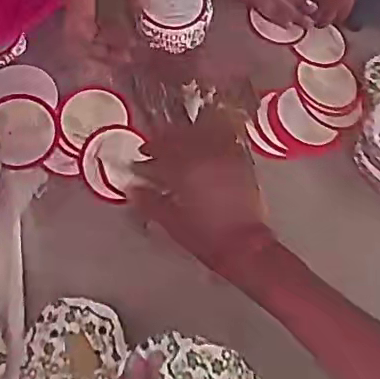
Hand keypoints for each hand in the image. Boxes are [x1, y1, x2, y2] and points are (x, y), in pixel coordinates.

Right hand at [45, 0, 145, 57]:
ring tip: (126, 51)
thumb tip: (146, 6)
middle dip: (102, 54)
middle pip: (81, 43)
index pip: (82, 36)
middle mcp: (75, 8)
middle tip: (128, 58)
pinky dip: (102, 34)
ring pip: (84, 36)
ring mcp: (75, 5)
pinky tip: (118, 33)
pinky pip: (88, 25)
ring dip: (102, 46)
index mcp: (80, 1)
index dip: (98, 50)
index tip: (121, 54)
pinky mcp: (79, 0)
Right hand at [130, 95, 276, 279]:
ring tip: (180, 141)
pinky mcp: (242, 163)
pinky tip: (207, 147)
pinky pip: (225, 139)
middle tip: (157, 147)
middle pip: (181, 136)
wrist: (245, 247)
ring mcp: (226, 158)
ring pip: (202, 131)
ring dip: (188, 133)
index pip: (162, 149)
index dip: (150, 149)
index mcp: (185, 170)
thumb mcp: (171, 222)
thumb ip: (149, 201)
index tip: (143, 154)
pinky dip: (212, 137)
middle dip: (166, 139)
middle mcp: (206, 158)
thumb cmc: (209, 238)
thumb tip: (134, 190)